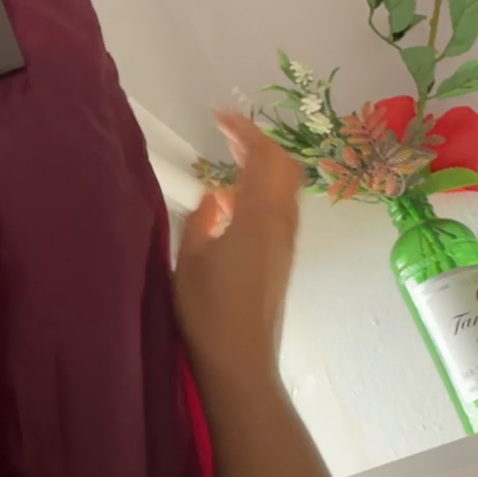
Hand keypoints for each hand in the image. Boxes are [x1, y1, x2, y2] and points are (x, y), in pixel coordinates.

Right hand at [175, 110, 302, 389]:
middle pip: (285, 168)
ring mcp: (286, 244)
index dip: (244, 130)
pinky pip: (280, 212)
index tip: (219, 116)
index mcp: (258, 217)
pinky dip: (262, 194)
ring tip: (230, 167)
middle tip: (229, 137)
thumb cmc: (208, 311)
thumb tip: (216, 195)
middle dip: (259, 145)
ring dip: (263, 170)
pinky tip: (235, 208)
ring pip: (285, 190)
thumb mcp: (191, 260)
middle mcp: (281, 224)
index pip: (262, 157)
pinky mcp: (282, 261)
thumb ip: (203, 219)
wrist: (240, 360)